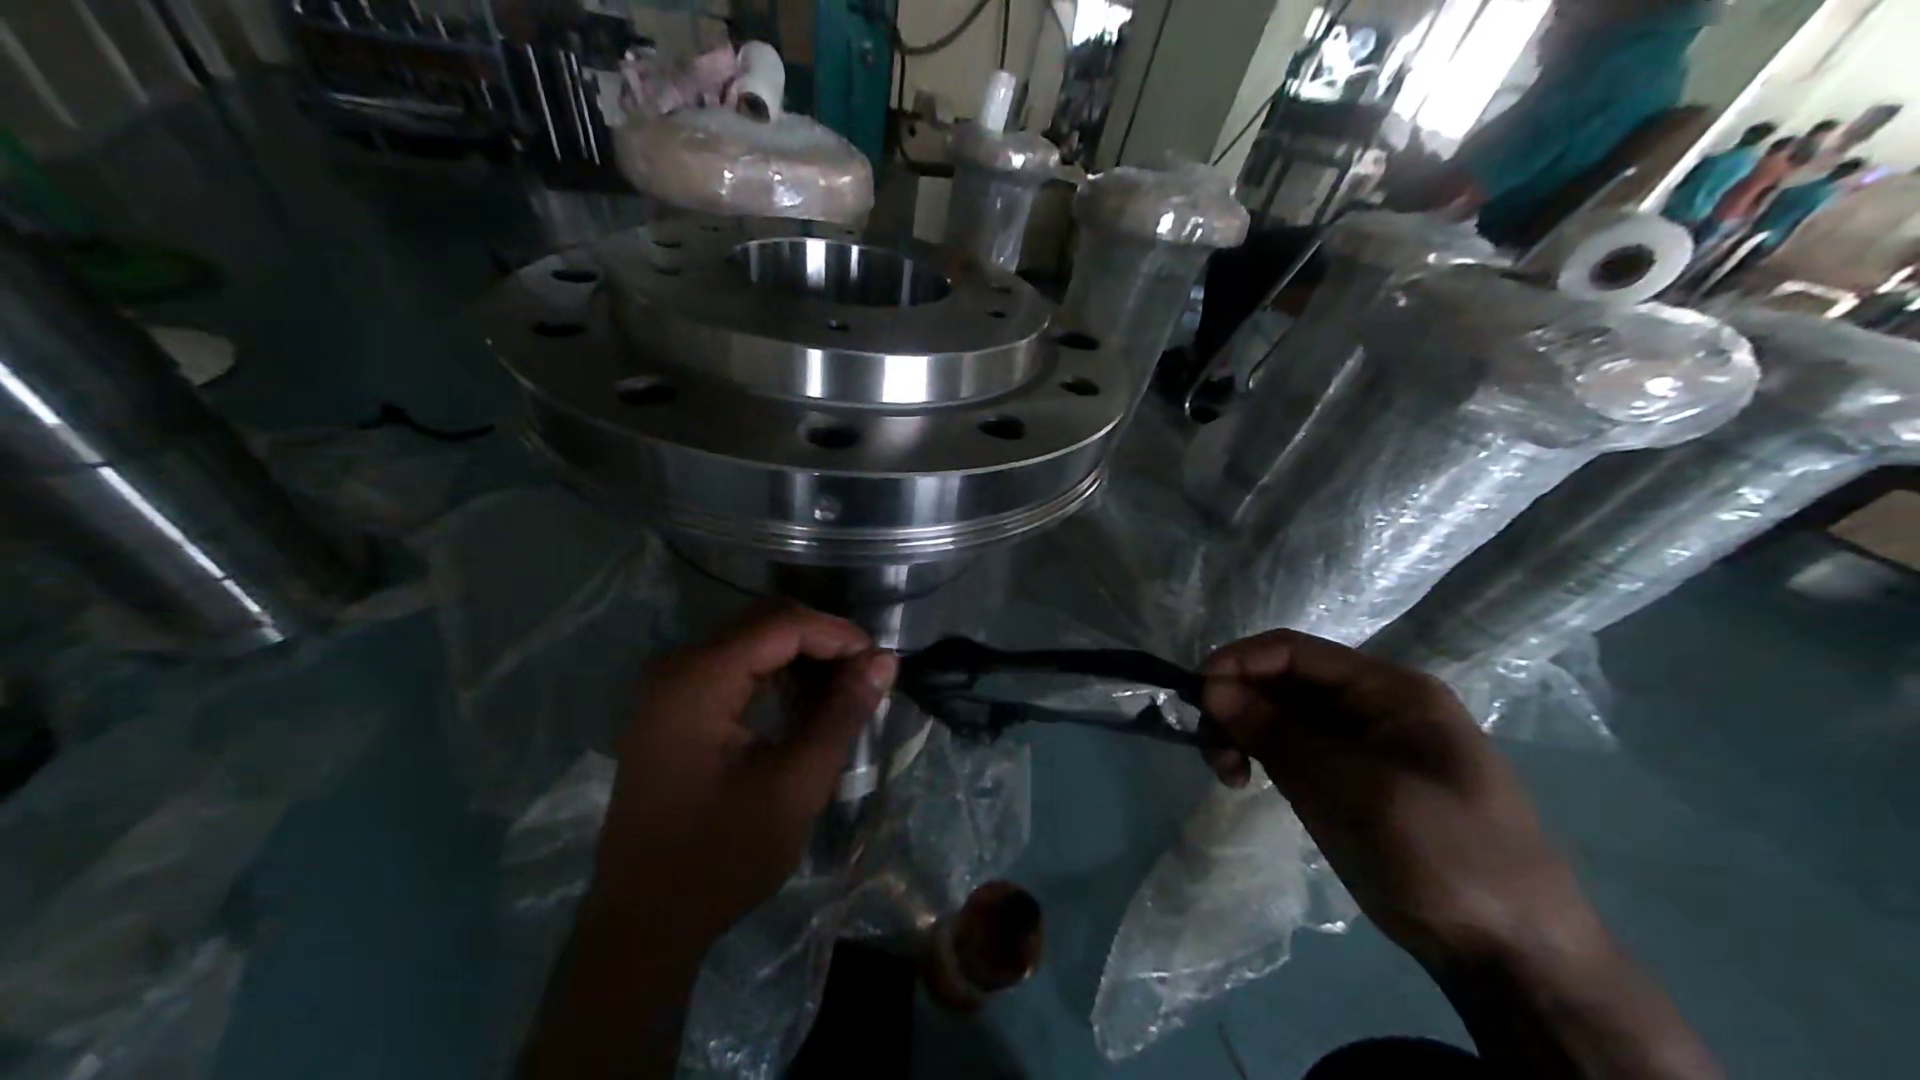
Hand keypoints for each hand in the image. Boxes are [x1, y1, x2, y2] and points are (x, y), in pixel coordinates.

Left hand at [588, 605, 897, 946]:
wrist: (644, 922)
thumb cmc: (720, 859)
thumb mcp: (795, 787)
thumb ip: (841, 715)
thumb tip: (884, 661)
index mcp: (697, 681)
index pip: (780, 625)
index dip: (837, 635)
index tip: (879, 663)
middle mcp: (676, 668)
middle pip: (762, 622)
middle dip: (820, 641)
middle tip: (864, 674)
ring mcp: (668, 688)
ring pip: (749, 641)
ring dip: (799, 656)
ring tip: (842, 690)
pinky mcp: (671, 709)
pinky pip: (732, 667)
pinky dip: (773, 675)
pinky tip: (803, 704)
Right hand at [1199, 629, 1595, 972]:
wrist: (1510, 953)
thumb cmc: (1441, 854)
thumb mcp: (1353, 789)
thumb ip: (1279, 734)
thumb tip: (1210, 687)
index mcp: (1389, 690)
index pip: (1295, 652)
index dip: (1239, 662)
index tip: (1196, 696)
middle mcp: (1369, 706)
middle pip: (1280, 681)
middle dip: (1235, 703)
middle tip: (1213, 752)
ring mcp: (1355, 744)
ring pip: (1276, 714)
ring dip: (1240, 732)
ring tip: (1228, 776)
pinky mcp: (1343, 780)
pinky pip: (1286, 748)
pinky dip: (1257, 756)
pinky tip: (1243, 782)